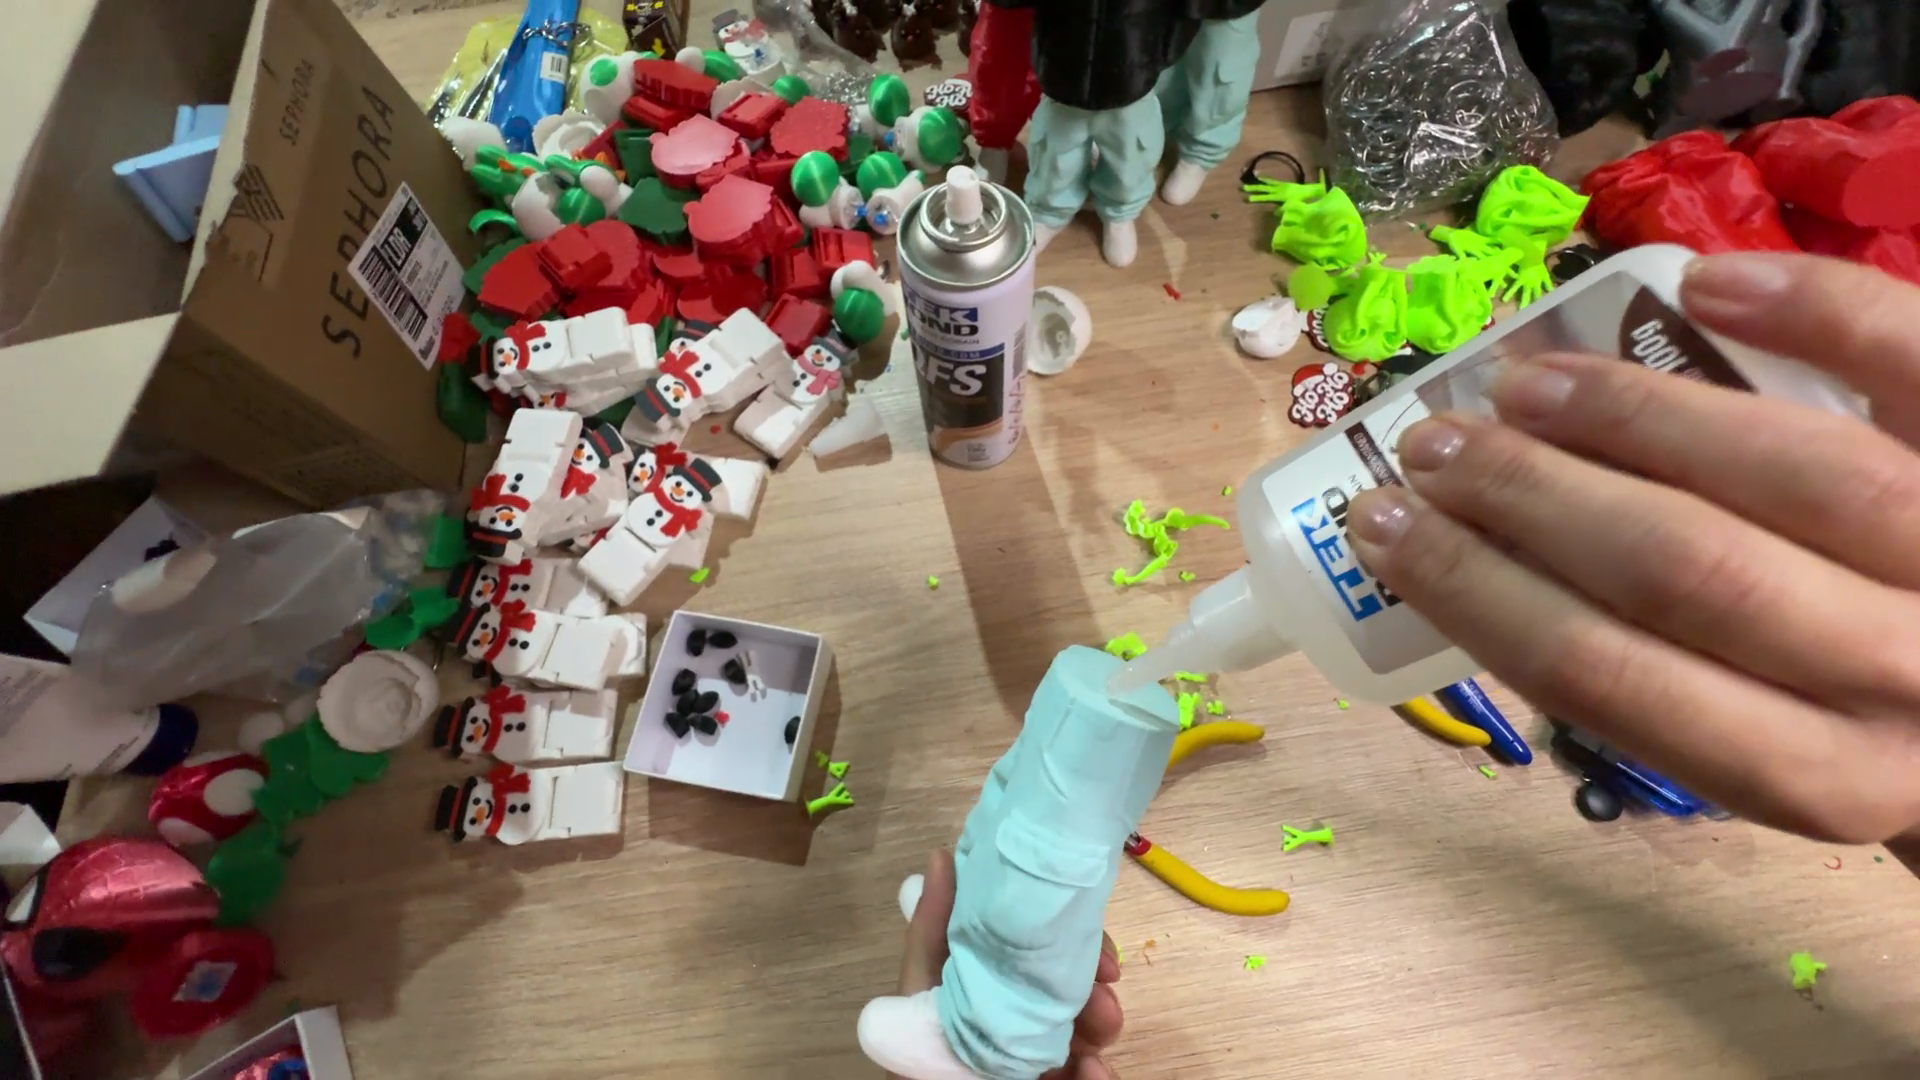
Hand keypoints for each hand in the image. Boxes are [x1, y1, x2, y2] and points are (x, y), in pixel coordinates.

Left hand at [894, 850, 1124, 1079]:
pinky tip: (1099, 1075)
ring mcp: (1035, 1058)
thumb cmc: (924, 1067)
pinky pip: (1091, 1072)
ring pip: (1084, 1024)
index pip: (1023, 944)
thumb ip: (930, 938)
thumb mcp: (919, 1001)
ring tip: (1105, 1028)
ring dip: (1100, 1020)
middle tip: (1106, 979)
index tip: (1080, 925)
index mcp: (978, 986)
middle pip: (1060, 981)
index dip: (1053, 933)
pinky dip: (1100, 1072)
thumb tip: (941, 855)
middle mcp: (1010, 1017)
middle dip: (1086, 975)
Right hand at [1346, 253, 1919, 846]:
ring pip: (1795, 473)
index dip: (1461, 586)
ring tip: (1517, 381)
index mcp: (1804, 772)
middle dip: (1523, 492)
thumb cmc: (1841, 721)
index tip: (1374, 521)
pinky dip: (1821, 312)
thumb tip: (1466, 556)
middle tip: (1428, 444)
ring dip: (1626, 412)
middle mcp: (1914, 686)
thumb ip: (1617, 670)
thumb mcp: (1724, 740)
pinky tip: (1703, 285)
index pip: (1590, 670)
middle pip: (1677, 569)